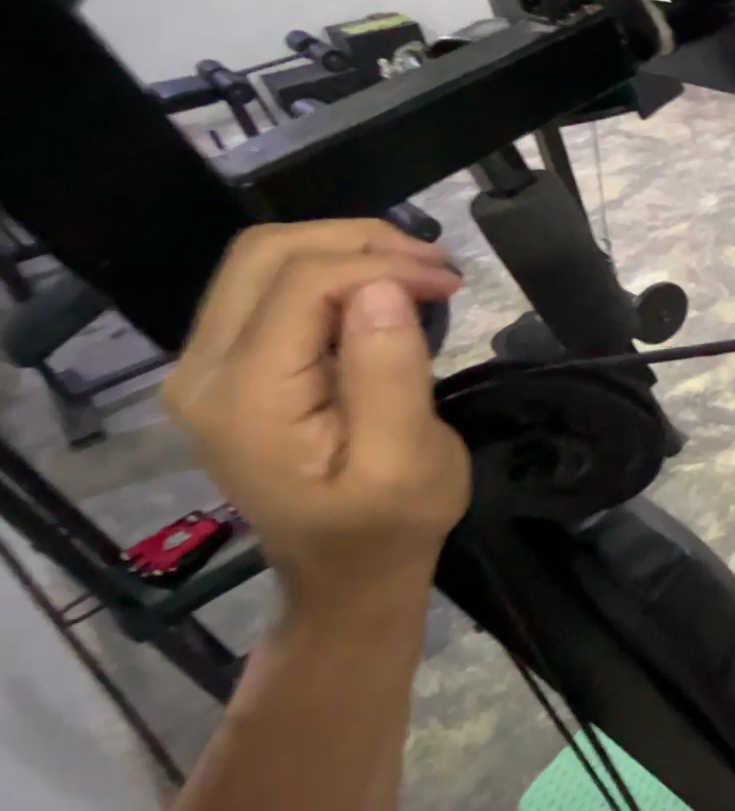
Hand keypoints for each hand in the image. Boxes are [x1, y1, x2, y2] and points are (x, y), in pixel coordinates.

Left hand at [164, 221, 468, 610]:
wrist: (347, 572)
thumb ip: (388, 374)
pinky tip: (386, 291)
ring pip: (264, 261)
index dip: (383, 264)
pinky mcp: (231, 368)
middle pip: (267, 254)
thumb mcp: (407, 459)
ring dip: (349, 250)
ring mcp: (207, 368)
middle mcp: (203, 372)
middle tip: (438, 265)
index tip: (452, 283)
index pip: (303, 283)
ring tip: (420, 272)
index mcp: (246, 397)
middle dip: (361, 241)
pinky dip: (335, 271)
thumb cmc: (389, 522)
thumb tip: (383, 289)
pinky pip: (269, 288)